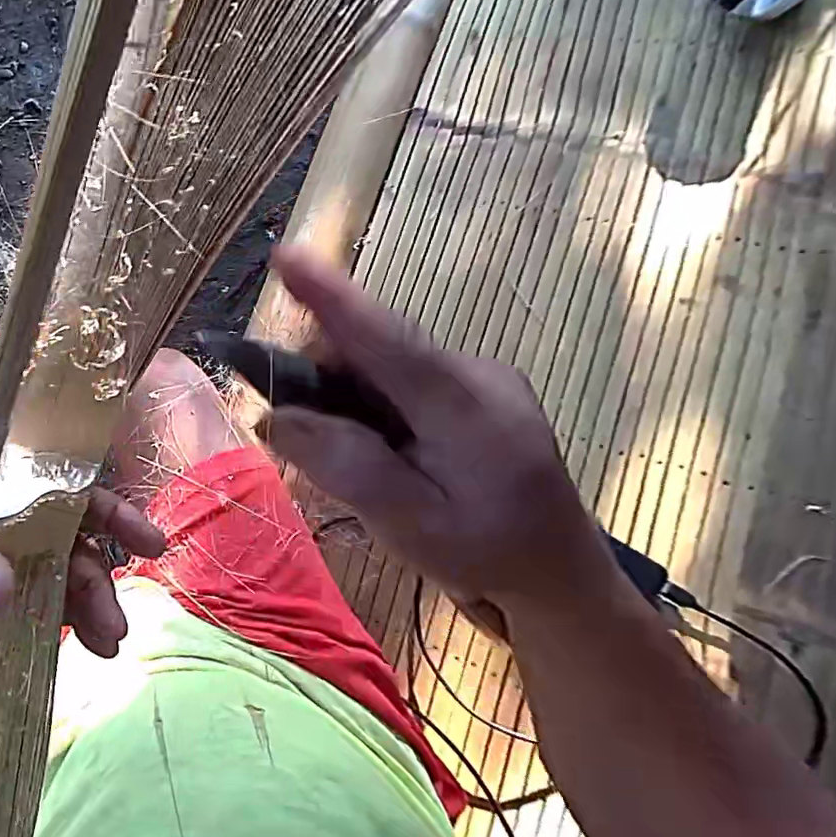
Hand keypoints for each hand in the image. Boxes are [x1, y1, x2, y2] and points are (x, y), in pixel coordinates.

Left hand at [0, 459, 164, 760]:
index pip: (23, 482)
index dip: (82, 495)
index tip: (133, 531)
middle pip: (52, 525)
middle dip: (95, 558)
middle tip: (118, 618)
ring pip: (54, 564)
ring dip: (90, 594)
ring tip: (108, 642)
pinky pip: (44, 603)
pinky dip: (73, 617)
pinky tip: (87, 648)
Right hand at [259, 247, 619, 633]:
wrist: (559, 580)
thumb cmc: (483, 556)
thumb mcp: (404, 522)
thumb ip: (343, 463)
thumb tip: (276, 415)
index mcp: (468, 408)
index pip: (386, 339)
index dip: (332, 297)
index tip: (286, 256)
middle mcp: (476, 375)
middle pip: (369, 349)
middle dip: (319, 378)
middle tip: (302, 439)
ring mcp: (478, 378)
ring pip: (375, 363)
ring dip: (341, 397)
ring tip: (354, 458)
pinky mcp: (471, 389)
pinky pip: (393, 377)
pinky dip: (363, 403)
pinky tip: (378, 448)